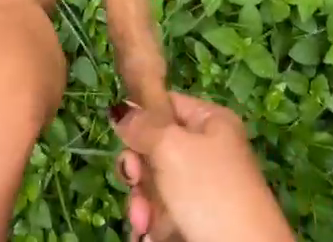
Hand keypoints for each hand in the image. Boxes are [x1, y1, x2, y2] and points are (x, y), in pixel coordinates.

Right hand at [113, 93, 293, 241]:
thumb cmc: (209, 191)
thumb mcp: (171, 147)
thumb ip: (142, 126)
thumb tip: (121, 110)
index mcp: (211, 123)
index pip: (167, 104)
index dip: (141, 116)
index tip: (122, 134)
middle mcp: (207, 152)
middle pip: (155, 148)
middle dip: (137, 168)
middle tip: (133, 180)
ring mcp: (202, 189)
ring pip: (154, 185)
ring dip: (141, 202)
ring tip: (143, 221)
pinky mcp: (196, 221)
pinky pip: (162, 213)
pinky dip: (151, 223)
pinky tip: (148, 234)